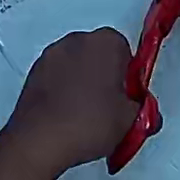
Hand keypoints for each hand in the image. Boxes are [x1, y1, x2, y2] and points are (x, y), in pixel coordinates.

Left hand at [0, 28, 140, 179]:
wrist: (40, 139)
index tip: (127, 96)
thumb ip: (144, 109)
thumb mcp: (132, 120)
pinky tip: (67, 116)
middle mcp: (76, 40)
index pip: (125, 51)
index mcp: (105, 42)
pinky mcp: (34, 71)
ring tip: (87, 116)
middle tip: (110, 107)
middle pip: (99, 55)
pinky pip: (57, 76)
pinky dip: (63, 90)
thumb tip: (143, 112)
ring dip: (83, 83)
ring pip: (76, 65)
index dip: (128, 76)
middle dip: (106, 76)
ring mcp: (51, 54)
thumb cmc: (88, 122)